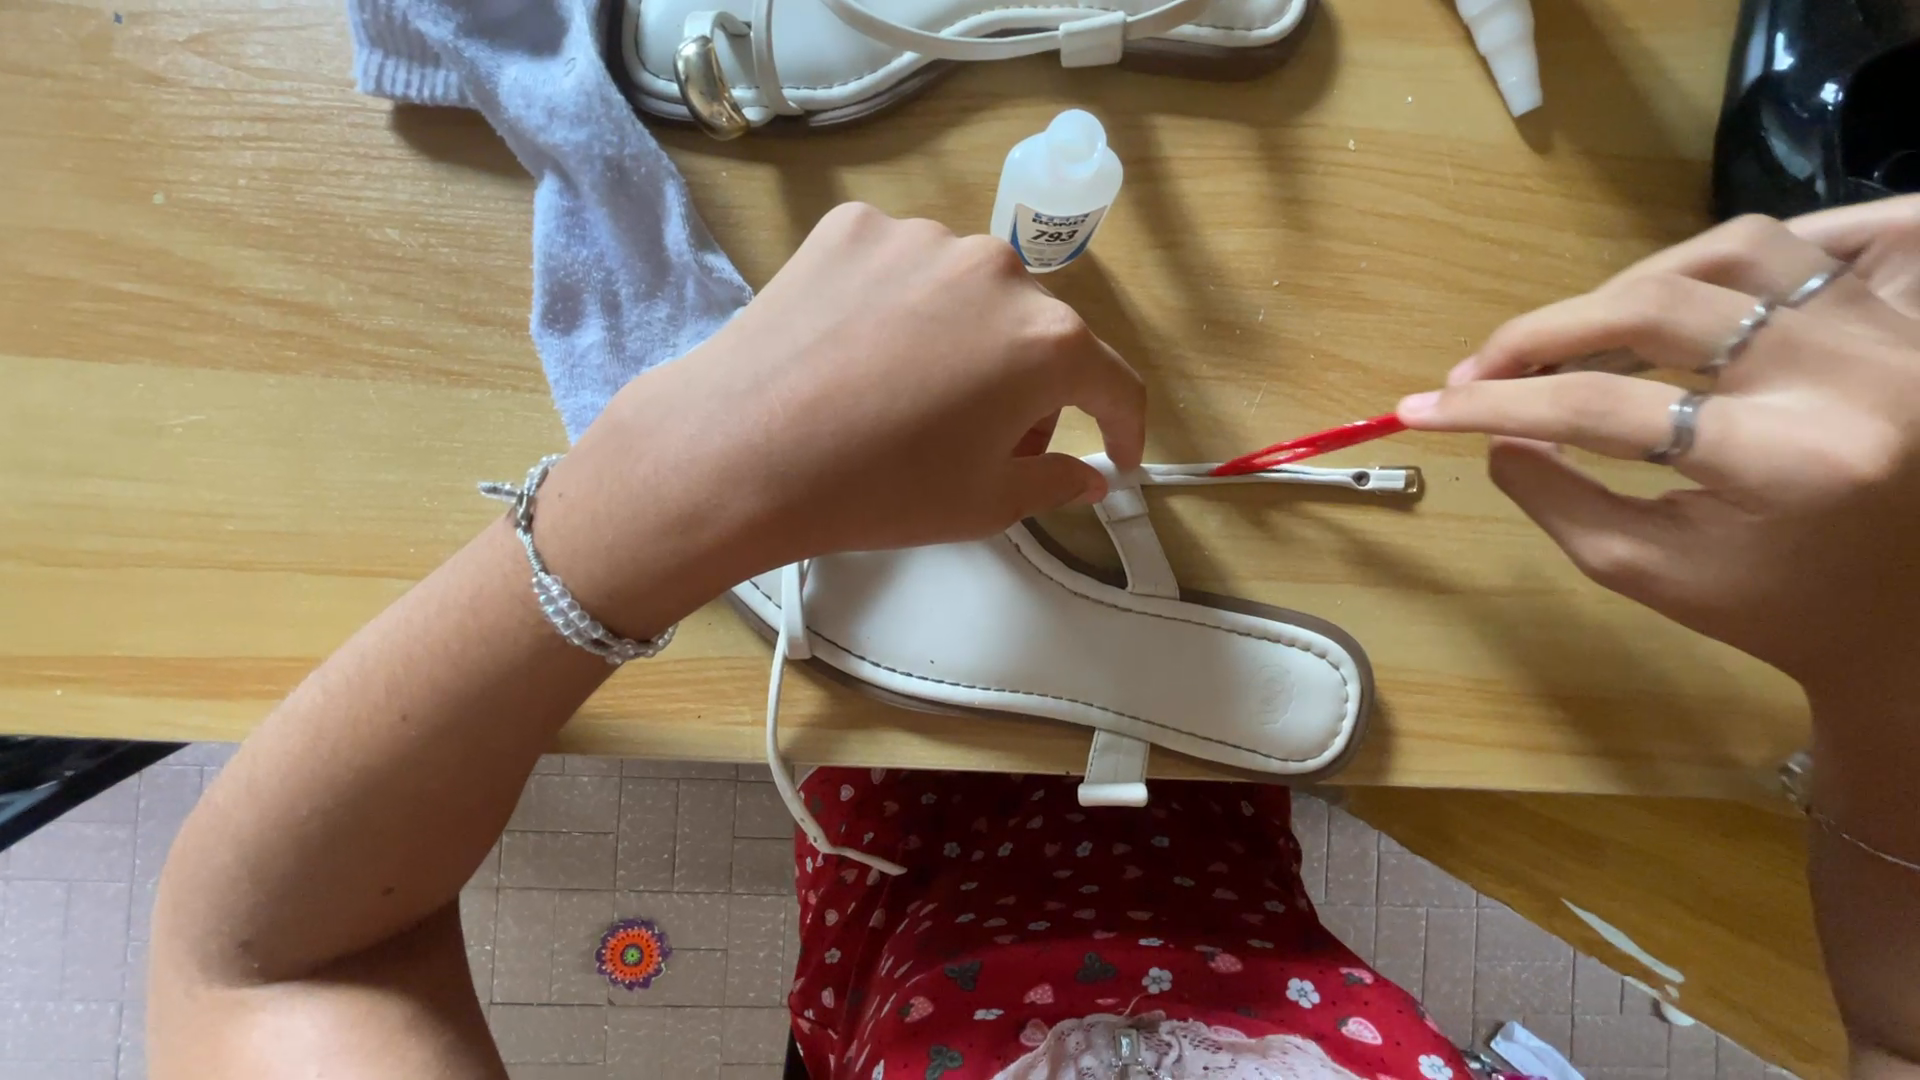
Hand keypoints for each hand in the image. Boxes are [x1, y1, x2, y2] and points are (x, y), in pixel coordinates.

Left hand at [537, 203, 1146, 626]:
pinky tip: (862, 354)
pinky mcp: (854, 227)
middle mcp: (996, 271)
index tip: (1112, 457)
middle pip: (1038, 337)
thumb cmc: (876, 490)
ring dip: (967, 345)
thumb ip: (1056, 484)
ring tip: (912, 398)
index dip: (1121, 429)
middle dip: (1030, 394)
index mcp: (1045, 342)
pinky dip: (902, 310)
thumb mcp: (983, 505)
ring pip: (971, 298)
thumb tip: (1090, 475)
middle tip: (986, 445)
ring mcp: (920, 238)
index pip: (1115, 383)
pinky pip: (903, 271)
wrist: (738, 451)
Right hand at [1395, 196, 1919, 688]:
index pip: (1600, 406)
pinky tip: (1643, 312)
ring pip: (1728, 253)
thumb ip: (1552, 494)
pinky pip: (1789, 252)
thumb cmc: (1770, 607)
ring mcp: (1892, 337)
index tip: (1418, 408)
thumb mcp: (1640, 568)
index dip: (1494, 402)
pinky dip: (1693, 271)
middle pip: (1660, 306)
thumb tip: (1494, 431)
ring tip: (1560, 339)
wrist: (1911, 613)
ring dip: (1618, 289)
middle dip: (1544, 332)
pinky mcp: (1899, 320)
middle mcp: (1855, 379)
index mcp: (1789, 463)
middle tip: (1478, 368)